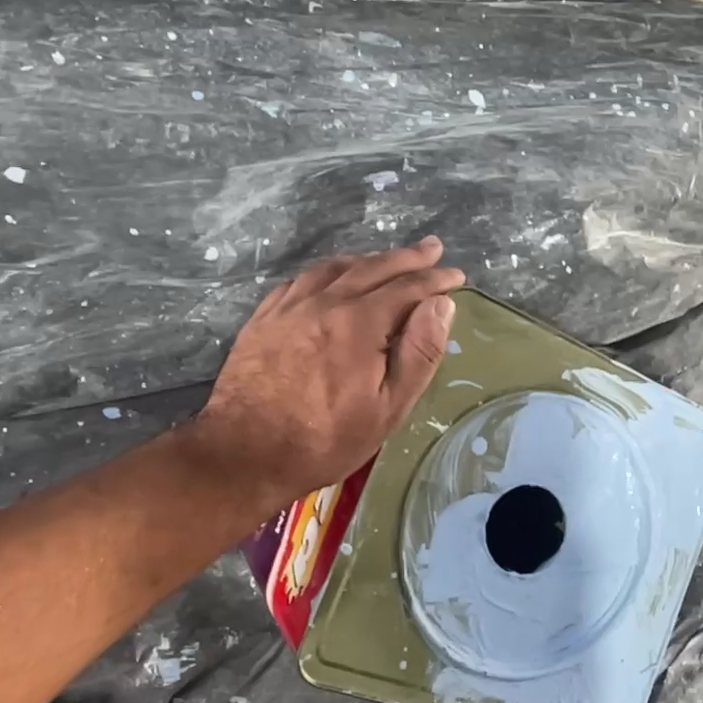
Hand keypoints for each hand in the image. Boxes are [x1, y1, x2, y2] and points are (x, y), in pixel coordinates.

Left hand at [193, 237, 463, 512]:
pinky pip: (301, 280)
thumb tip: (440, 305)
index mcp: (359, 322)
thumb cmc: (325, 440)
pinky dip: (328, 271)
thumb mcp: (388, 408)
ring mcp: (288, 307)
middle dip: (407, 258)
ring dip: (367, 260)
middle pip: (372, 268)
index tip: (456, 275)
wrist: (245, 453)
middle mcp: (324, 302)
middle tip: (432, 249)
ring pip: (335, 268)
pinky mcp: (263, 319)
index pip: (407, 288)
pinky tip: (331, 277)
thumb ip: (418, 353)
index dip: (435, 280)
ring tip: (387, 260)